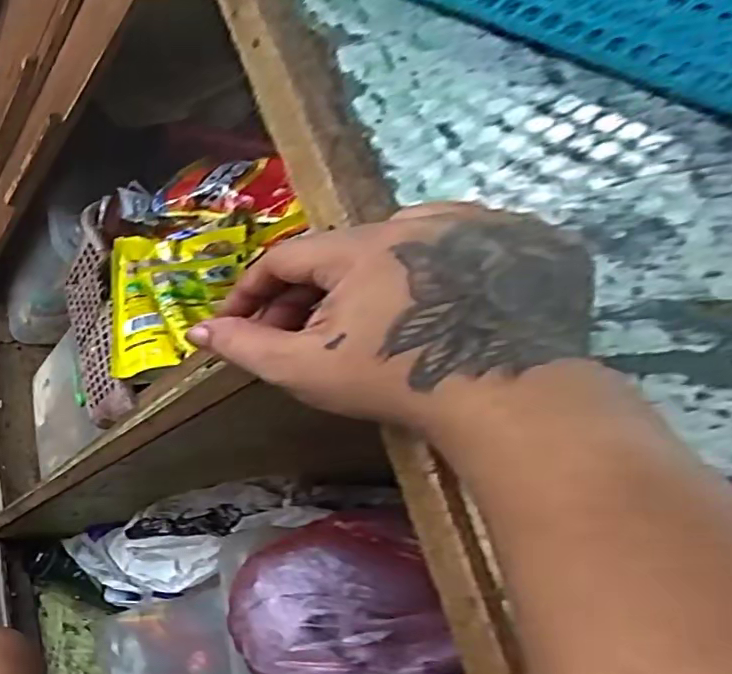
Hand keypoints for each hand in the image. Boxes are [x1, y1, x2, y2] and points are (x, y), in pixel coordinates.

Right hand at [188, 203, 607, 437]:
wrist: (507, 397)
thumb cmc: (386, 381)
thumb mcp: (298, 368)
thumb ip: (242, 345)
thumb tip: (198, 330)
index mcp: (362, 248)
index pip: (285, 256)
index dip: (249, 291)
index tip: (235, 324)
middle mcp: (422, 220)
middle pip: (339, 251)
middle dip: (305, 294)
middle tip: (294, 336)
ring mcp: (485, 224)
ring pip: (401, 241)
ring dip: (366, 277)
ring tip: (361, 322)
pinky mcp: (533, 240)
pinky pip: (462, 245)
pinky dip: (431, 271)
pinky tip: (426, 310)